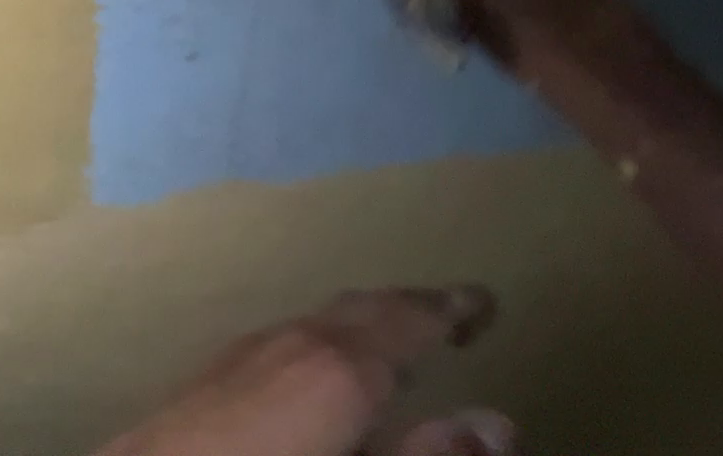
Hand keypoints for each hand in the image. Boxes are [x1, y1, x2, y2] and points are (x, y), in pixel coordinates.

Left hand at [93, 286, 511, 455]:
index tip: (485, 299)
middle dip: (411, 306)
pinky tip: (332, 361)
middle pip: (364, 308)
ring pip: (325, 318)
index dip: (450, 308)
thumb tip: (497, 422)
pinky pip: (295, 334)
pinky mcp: (224, 364)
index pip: (406, 319)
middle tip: (457, 313)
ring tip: (405, 333)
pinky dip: (332, 336)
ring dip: (368, 320)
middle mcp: (295, 340)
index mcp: (338, 367)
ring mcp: (253, 347)